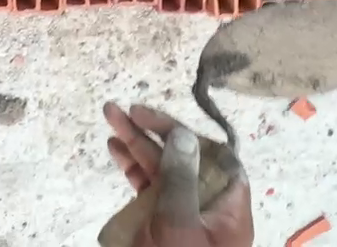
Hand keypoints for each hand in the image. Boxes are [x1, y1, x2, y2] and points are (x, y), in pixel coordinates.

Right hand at [105, 104, 253, 246]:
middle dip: (151, 131)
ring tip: (109, 118)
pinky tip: (114, 151)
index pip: (214, 156)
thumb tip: (183, 134)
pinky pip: (149, 188)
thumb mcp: (180, 224)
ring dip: (136, 143)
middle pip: (182, 159)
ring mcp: (184, 217)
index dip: (185, 133)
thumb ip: (180, 178)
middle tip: (120, 110)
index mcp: (226, 209)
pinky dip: (132, 167)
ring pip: (161, 169)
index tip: (152, 118)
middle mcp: (207, 208)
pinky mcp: (163, 226)